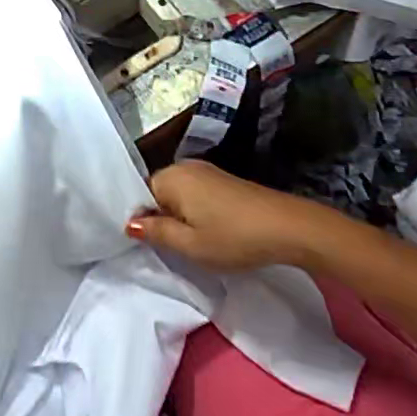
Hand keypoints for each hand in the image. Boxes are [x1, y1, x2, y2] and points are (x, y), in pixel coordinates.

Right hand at [126, 160, 332, 272]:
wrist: (287, 227)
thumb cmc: (233, 237)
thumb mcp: (189, 245)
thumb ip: (156, 232)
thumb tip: (129, 223)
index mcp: (170, 177)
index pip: (140, 195)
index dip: (143, 221)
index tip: (149, 246)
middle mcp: (184, 167)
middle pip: (159, 193)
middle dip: (161, 218)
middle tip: (170, 249)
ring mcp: (206, 171)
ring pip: (179, 195)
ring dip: (180, 217)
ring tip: (190, 244)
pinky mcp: (223, 180)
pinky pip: (196, 194)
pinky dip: (196, 212)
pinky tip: (209, 232)